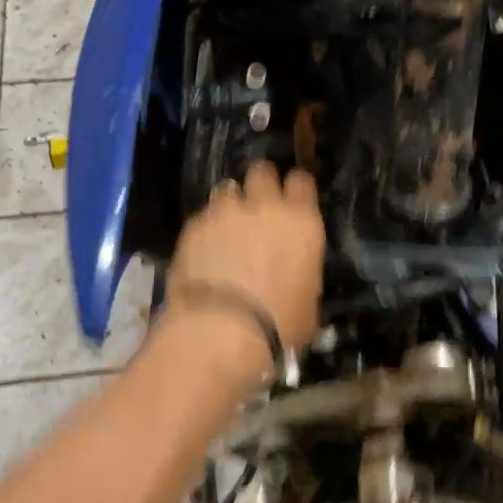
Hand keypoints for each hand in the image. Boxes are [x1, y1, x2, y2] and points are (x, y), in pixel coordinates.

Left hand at [165, 162, 325, 351]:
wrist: (221, 331)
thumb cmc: (279, 324)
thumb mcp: (308, 298)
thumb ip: (301, 268)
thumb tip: (293, 269)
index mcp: (301, 221)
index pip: (301, 181)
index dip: (295, 188)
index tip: (291, 200)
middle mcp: (265, 206)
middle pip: (261, 171)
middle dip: (259, 184)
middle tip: (256, 206)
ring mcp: (225, 212)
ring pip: (227, 190)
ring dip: (229, 206)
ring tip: (225, 230)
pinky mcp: (194, 225)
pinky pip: (203, 217)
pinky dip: (205, 229)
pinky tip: (202, 251)